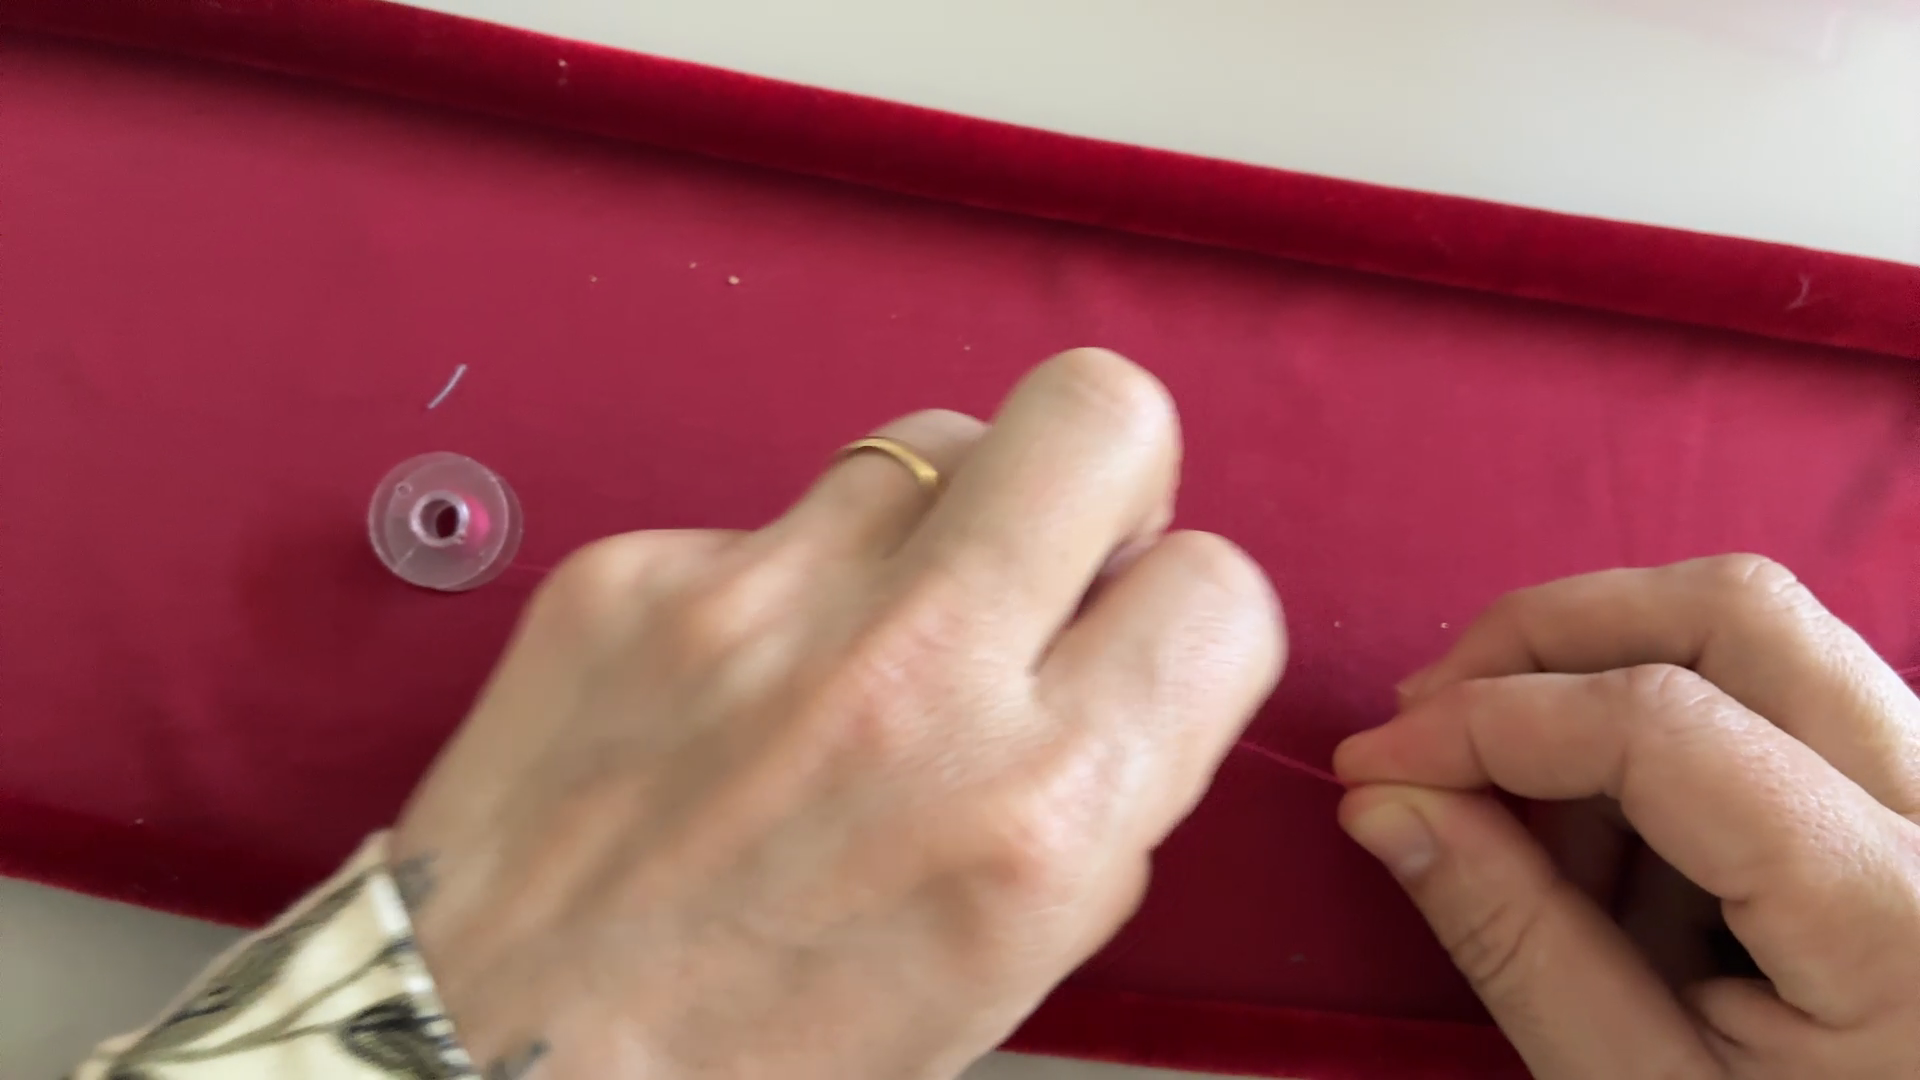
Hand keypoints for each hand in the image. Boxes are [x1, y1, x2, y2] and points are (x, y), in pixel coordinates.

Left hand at [390, 350, 1284, 1079]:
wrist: (505, 1065)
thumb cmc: (782, 1041)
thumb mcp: (1010, 951)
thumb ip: (1098, 778)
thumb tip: (1119, 638)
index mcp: (1036, 811)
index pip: (1218, 594)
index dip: (1195, 603)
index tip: (1139, 623)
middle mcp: (909, 681)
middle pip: (1096, 413)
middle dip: (1110, 454)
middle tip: (1056, 528)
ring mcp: (760, 604)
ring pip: (935, 438)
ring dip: (945, 511)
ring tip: (886, 610)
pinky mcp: (637, 570)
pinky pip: (791, 502)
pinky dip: (810, 560)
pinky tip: (758, 655)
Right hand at [1334, 556, 1919, 1078]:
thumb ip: (1508, 937)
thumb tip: (1376, 802)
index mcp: (1919, 925)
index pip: (1655, 727)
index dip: (1477, 721)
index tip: (1369, 764)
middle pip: (1728, 612)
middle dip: (1536, 634)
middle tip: (1433, 707)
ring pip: (1737, 628)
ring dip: (1572, 675)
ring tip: (1506, 792)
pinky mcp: (1909, 796)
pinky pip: (1746, 689)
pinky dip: (1620, 723)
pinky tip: (1589, 831)